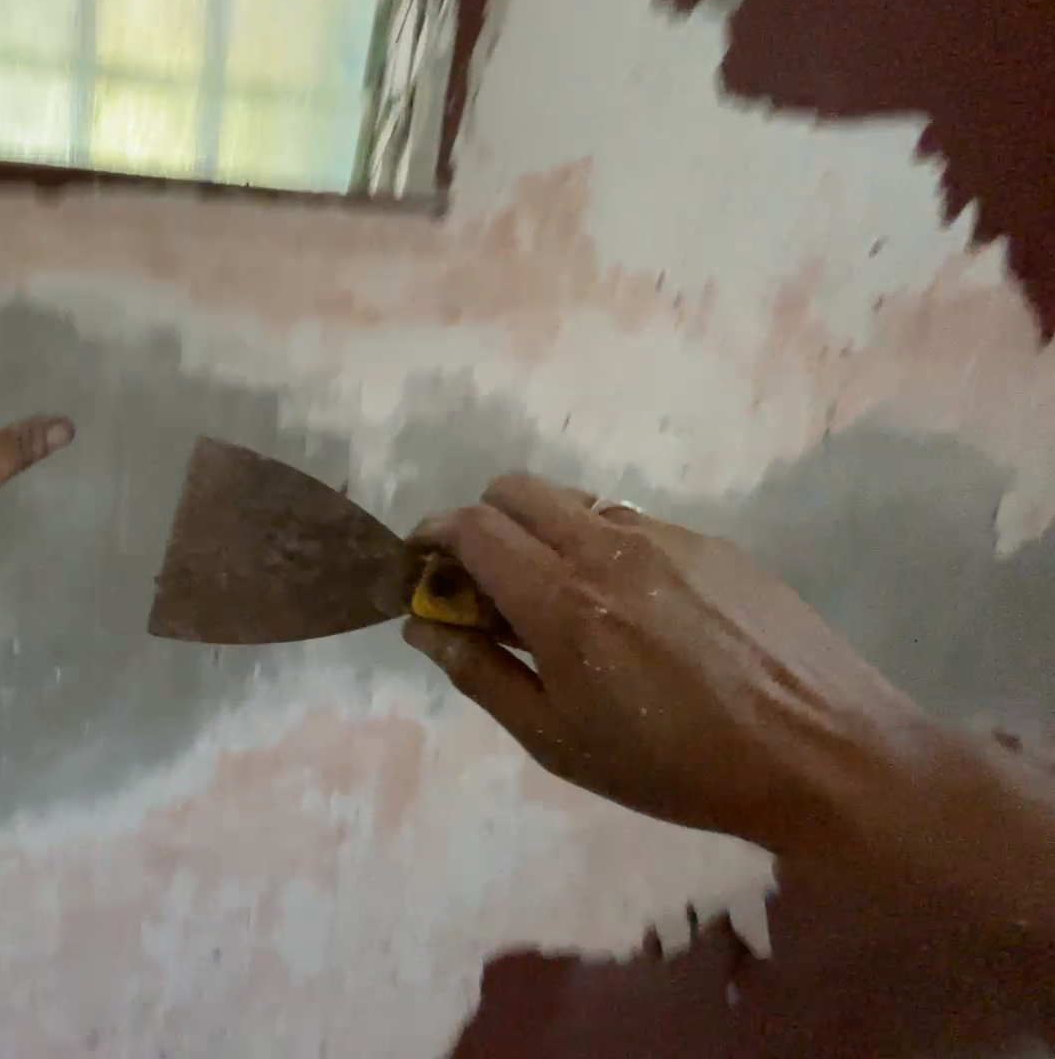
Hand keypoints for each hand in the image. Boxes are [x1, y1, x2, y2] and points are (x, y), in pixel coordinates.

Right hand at [403, 474, 936, 854]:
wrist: (833, 762)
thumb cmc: (674, 764)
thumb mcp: (554, 738)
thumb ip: (477, 673)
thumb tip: (420, 628)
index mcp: (561, 601)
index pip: (471, 527)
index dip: (432, 532)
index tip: (421, 559)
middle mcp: (607, 549)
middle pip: (514, 488)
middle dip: (479, 518)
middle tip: (483, 574)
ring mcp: (666, 538)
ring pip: (571, 499)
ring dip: (538, 529)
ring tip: (557, 592)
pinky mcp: (712, 544)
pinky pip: (628, 521)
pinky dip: (596, 545)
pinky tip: (628, 605)